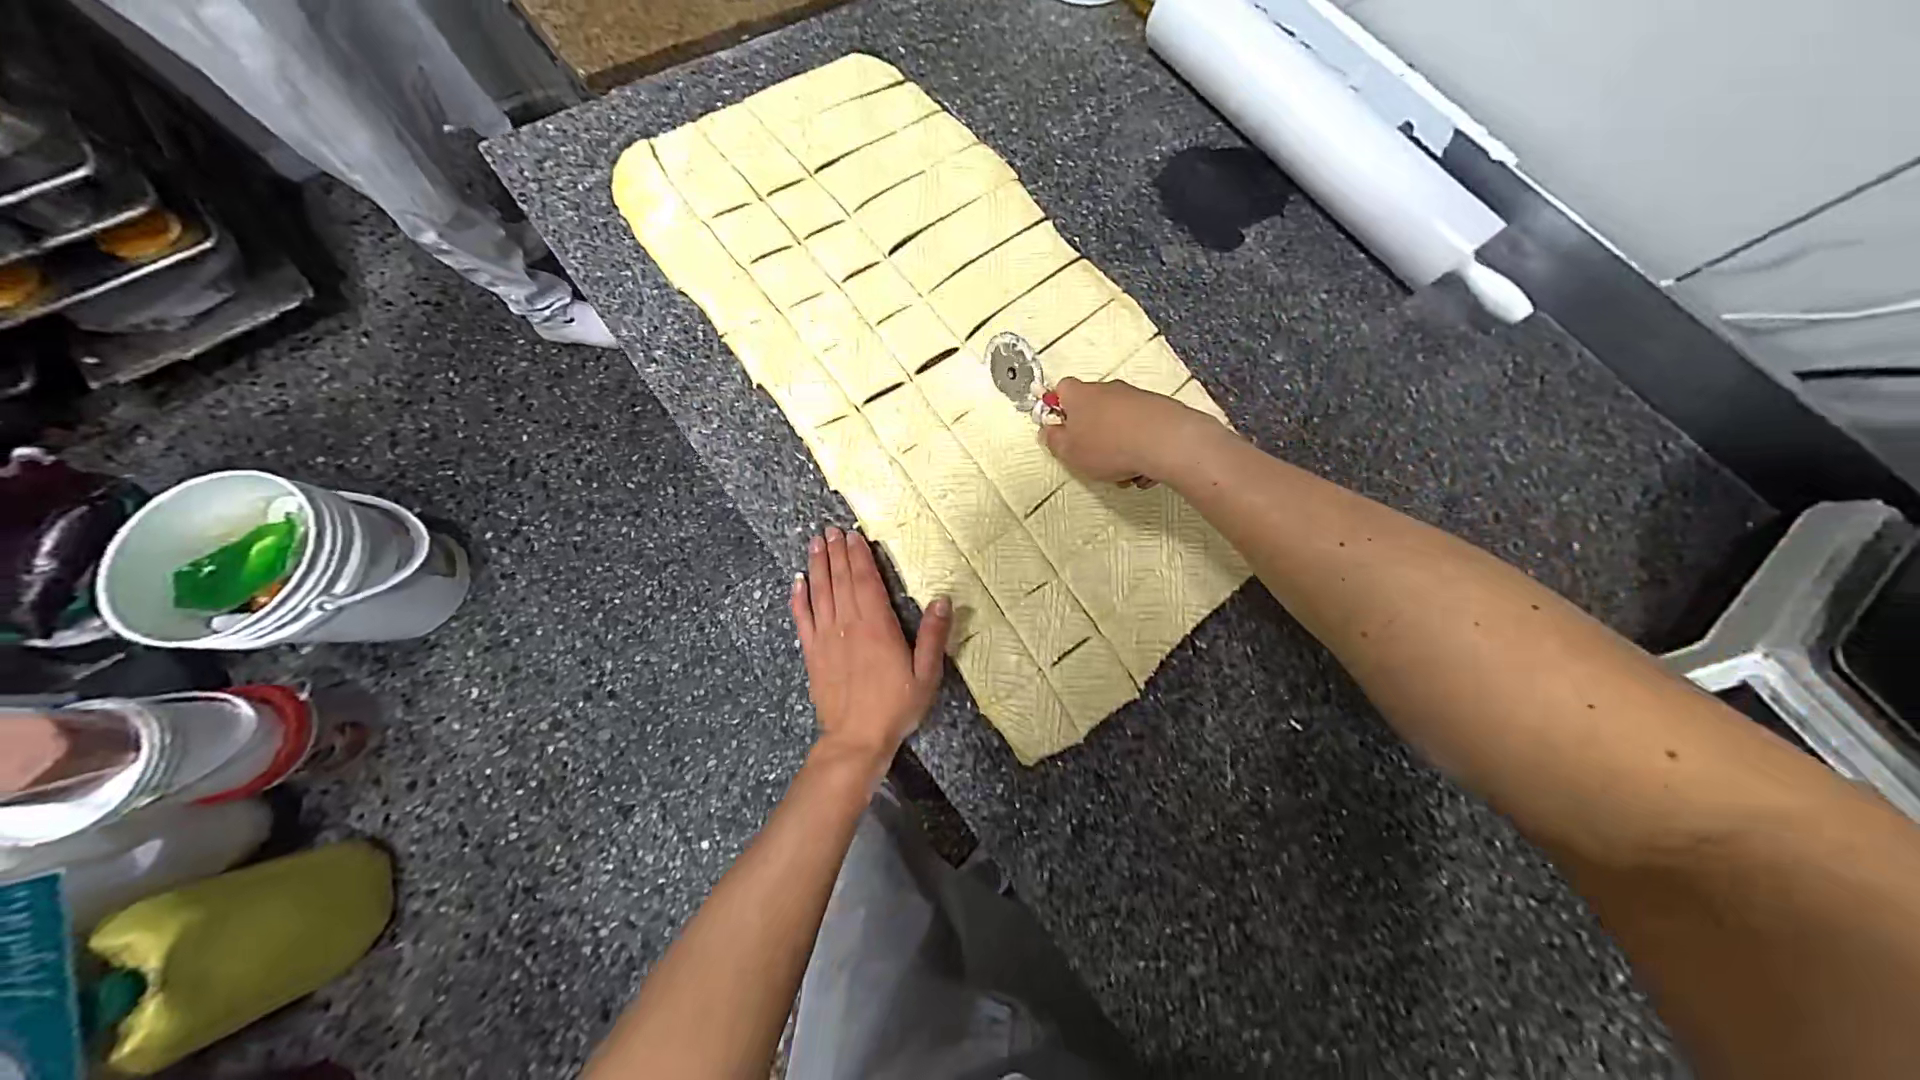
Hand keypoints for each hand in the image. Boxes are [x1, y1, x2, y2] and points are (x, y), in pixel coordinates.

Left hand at [792, 526, 951, 766]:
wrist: (856, 738)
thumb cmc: (896, 705)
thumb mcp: (927, 674)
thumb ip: (934, 636)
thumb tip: (942, 599)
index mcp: (877, 626)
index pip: (865, 581)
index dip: (858, 556)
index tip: (853, 535)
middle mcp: (848, 625)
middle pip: (840, 580)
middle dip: (836, 552)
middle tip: (830, 529)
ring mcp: (826, 637)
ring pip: (820, 592)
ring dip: (817, 566)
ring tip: (815, 543)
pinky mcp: (812, 652)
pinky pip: (802, 618)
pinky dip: (799, 598)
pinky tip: (797, 581)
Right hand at [1040, 377, 1218, 485]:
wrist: (1164, 442)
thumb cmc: (1110, 446)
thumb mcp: (1069, 452)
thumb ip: (1054, 441)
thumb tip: (1049, 432)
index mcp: (1078, 395)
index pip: (1060, 390)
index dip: (1057, 409)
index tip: (1059, 429)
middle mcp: (1107, 389)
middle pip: (1091, 409)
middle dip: (1091, 434)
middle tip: (1091, 457)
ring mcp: (1134, 397)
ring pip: (1117, 423)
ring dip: (1117, 446)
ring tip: (1123, 471)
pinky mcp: (1158, 409)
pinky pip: (1140, 430)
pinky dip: (1138, 447)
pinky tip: (1143, 468)